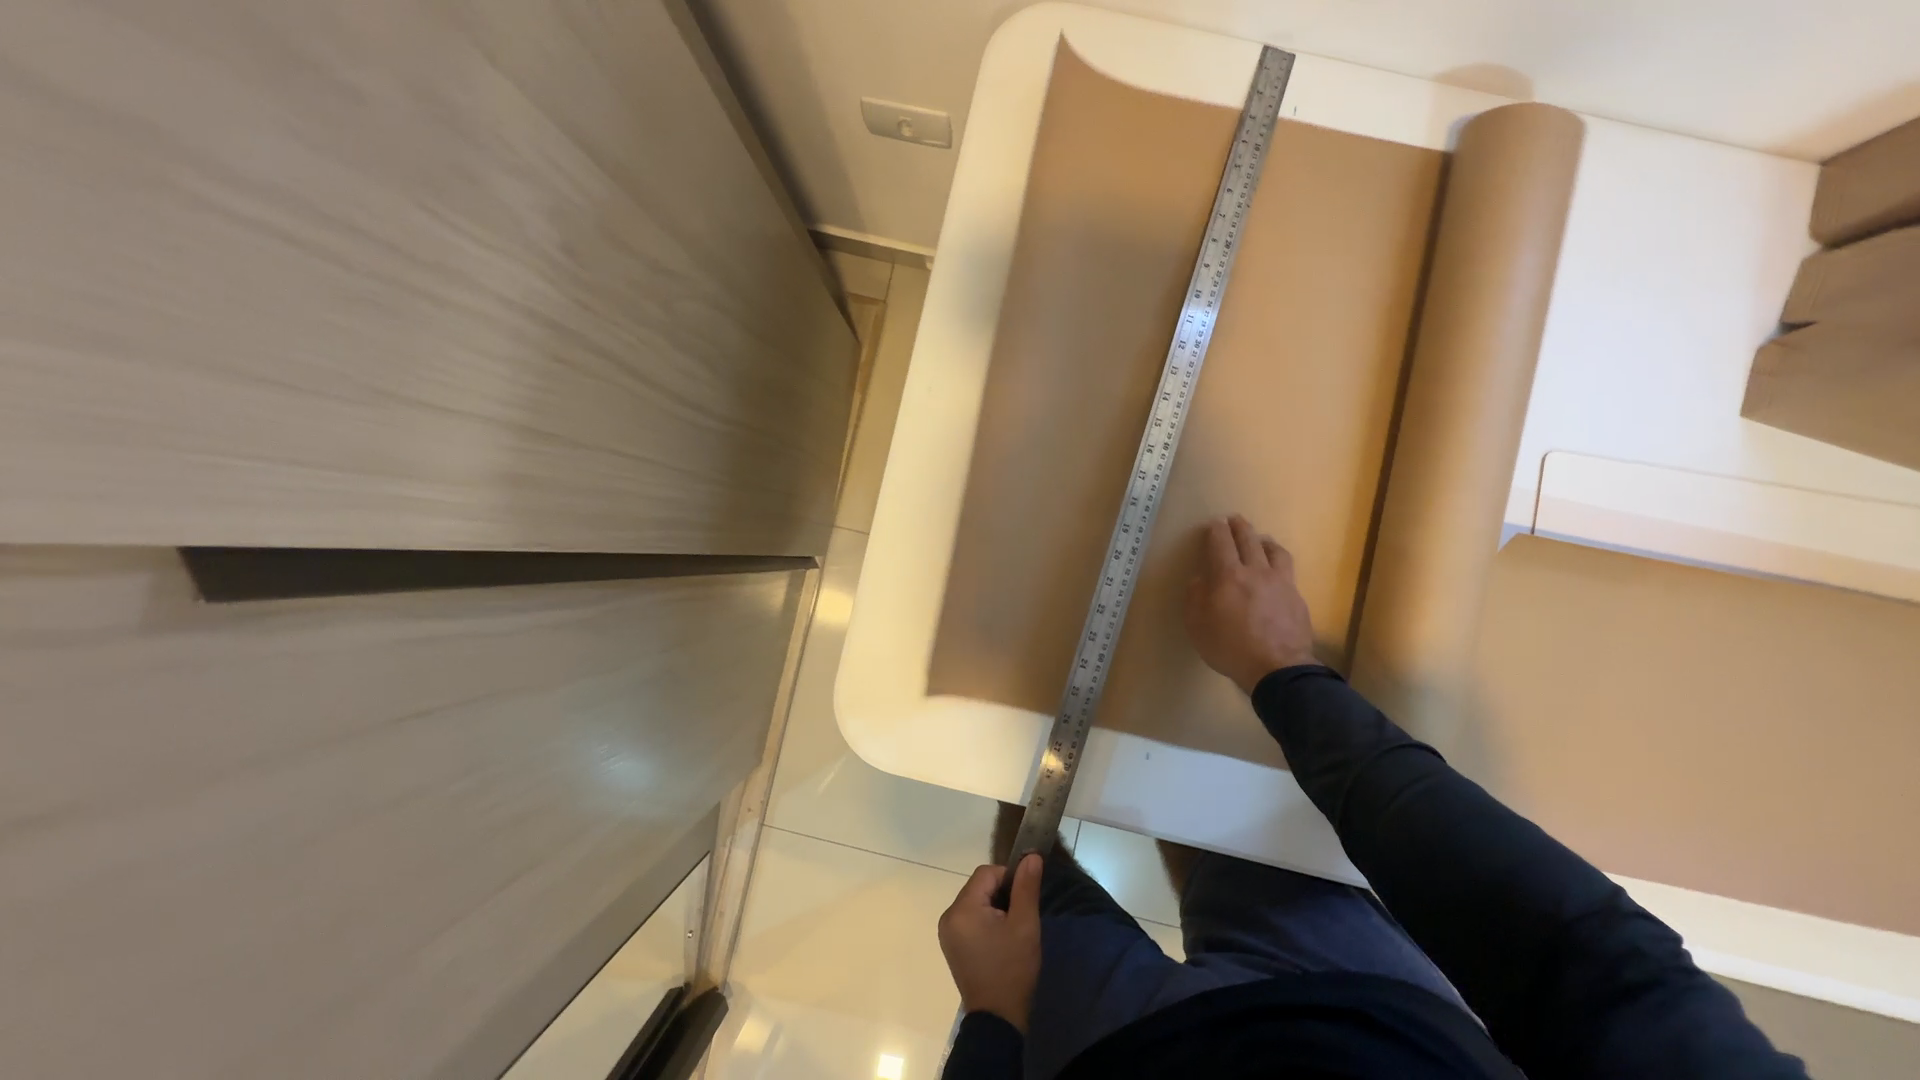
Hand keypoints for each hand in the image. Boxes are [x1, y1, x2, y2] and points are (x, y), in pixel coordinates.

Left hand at [938, 854, 1041, 1030]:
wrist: (997, 1018)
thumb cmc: (1012, 969)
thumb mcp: (1025, 925)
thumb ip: (1026, 887)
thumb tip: (1031, 856)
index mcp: (963, 908)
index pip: (987, 873)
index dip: (1009, 878)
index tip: (1025, 898)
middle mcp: (949, 915)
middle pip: (979, 886)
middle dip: (1002, 894)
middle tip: (1020, 917)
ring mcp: (947, 931)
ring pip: (975, 902)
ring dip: (995, 907)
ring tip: (1011, 931)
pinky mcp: (951, 944)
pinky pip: (969, 918)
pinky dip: (985, 920)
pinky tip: (999, 940)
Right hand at [1185, 514, 1318, 693]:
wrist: (1277, 668)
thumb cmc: (1230, 647)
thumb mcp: (1197, 626)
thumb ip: (1195, 598)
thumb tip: (1200, 579)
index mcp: (1228, 575)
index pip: (1221, 543)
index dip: (1216, 531)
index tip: (1214, 523)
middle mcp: (1256, 571)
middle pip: (1249, 540)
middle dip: (1240, 527)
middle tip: (1235, 520)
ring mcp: (1281, 583)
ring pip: (1274, 551)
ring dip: (1264, 541)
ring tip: (1261, 540)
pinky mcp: (1297, 597)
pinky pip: (1287, 571)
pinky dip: (1279, 563)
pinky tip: (1277, 571)